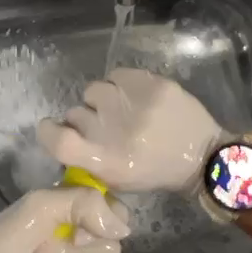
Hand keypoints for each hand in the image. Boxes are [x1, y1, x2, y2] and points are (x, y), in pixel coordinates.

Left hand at [0, 186, 129, 252]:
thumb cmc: (9, 231)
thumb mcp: (42, 204)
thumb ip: (84, 203)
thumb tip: (123, 231)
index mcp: (83, 210)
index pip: (121, 218)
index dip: (103, 227)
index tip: (76, 231)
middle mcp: (89, 239)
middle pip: (111, 252)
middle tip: (39, 248)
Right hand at [37, 68, 226, 193]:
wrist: (203, 157)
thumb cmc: (156, 171)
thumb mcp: (118, 178)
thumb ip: (88, 158)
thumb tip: (63, 132)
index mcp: (105, 162)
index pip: (58, 140)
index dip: (47, 131)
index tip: (51, 127)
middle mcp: (113, 131)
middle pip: (74, 113)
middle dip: (84, 118)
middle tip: (106, 126)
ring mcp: (131, 103)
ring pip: (93, 90)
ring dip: (103, 100)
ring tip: (123, 110)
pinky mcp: (149, 84)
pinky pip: (116, 74)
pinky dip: (121, 85)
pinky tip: (135, 97)